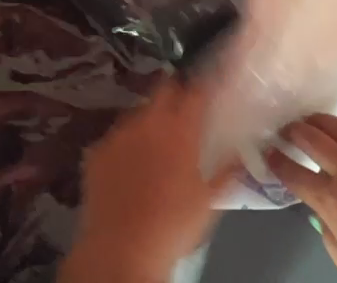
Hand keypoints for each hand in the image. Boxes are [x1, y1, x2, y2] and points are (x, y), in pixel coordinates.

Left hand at [60, 77, 231, 282]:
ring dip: (148, 119)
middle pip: (164, 89)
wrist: (121, 250)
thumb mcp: (209, 201)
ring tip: (154, 139)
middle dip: (175, 92)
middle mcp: (149, 121)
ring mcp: (119, 134)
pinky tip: (127, 162)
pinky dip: (124, 144)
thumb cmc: (173, 226)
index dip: (204, 86)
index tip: (209, 87)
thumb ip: (227, 172)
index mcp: (181, 128)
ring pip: (137, 112)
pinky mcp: (96, 151)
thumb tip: (240, 156)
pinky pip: (114, 137)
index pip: (197, 90)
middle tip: (182, 108)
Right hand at [267, 100, 336, 282]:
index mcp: (331, 202)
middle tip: (285, 128)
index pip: (294, 174)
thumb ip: (328, 232)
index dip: (276, 160)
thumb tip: (319, 211)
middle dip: (294, 130)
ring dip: (321, 119)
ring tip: (310, 117)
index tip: (266, 150)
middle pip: (313, 140)